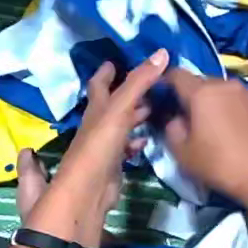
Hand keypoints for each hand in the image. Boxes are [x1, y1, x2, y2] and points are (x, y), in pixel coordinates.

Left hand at [17, 50, 168, 245]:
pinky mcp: (112, 168)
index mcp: (95, 111)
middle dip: (125, 93)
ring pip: (119, 126)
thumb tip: (161, 52)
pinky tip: (146, 140)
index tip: (115, 60)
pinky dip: (135, 141)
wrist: (86, 195)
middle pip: (111, 105)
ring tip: (152, 108)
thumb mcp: (118, 110)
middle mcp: (96, 127)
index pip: (99, 85)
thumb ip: (139, 82)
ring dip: (133, 116)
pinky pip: (126, 148)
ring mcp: (103, 148)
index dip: (106, 72)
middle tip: (147, 82)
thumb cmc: (97, 147)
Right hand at [160, 69, 247, 198]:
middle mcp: (222, 83)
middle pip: (197, 81)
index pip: (176, 74)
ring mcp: (242, 90)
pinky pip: (231, 96)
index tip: (161, 99)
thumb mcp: (181, 151)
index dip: (165, 84)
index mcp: (201, 92)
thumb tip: (175, 117)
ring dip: (207, 100)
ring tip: (206, 122)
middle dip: (187, 94)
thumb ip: (171, 127)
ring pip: (216, 88)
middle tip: (184, 117)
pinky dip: (223, 105)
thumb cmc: (217, 162)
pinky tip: (225, 125)